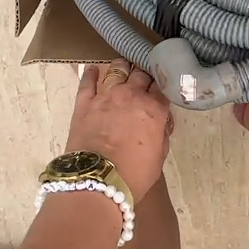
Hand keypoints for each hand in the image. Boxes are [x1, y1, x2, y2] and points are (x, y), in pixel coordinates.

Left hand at [63, 59, 172, 200]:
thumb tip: (161, 121)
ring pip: (117, 69)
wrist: (97, 181)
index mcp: (154, 109)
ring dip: (123, 67)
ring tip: (124, 68)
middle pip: (141, 73)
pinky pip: (87, 81)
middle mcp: (131, 95)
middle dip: (145, 72)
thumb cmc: (134, 174)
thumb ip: (162, 133)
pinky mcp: (84, 102)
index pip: (163, 85)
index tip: (163, 82)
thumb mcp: (159, 156)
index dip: (164, 82)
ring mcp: (106, 96)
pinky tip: (94, 69)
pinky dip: (91, 73)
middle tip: (145, 75)